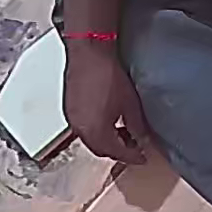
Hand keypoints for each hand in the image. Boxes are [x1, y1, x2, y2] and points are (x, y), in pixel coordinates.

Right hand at [62, 40, 150, 163]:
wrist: (89, 54)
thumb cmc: (108, 75)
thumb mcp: (130, 105)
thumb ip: (137, 127)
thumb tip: (141, 139)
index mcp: (96, 131)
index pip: (117, 153)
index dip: (133, 157)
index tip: (142, 157)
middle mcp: (80, 129)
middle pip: (102, 150)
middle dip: (119, 151)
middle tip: (134, 146)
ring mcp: (72, 119)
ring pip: (91, 140)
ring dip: (107, 141)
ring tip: (122, 132)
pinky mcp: (69, 109)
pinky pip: (83, 129)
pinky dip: (96, 131)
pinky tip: (108, 121)